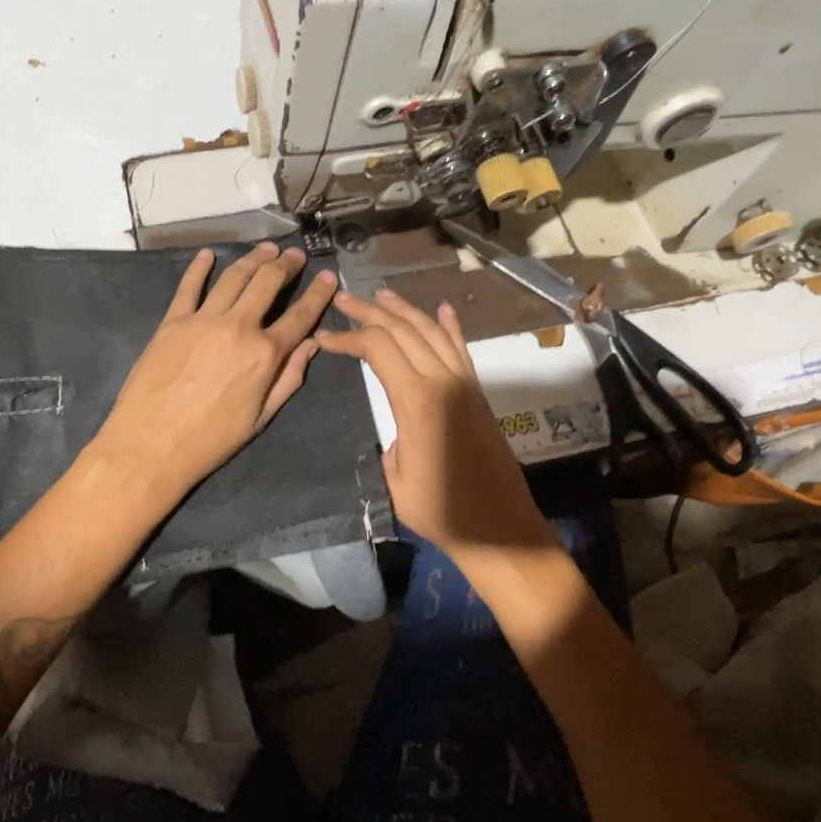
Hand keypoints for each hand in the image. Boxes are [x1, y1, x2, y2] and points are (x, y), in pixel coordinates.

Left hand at [93, 243, 337, 501]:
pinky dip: (199, 268)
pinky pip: (188, 287)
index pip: (300, 316)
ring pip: (233, 278)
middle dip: (285, 265)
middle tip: (295, 255)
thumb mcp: (261, 418)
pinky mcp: (172, 322)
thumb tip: (310, 346)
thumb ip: (288, 378)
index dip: (317, 294)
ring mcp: (202, 320)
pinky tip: (208, 255)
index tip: (327, 277)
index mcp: (265, 354)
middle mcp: (238, 328)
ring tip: (265, 249)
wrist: (152, 445)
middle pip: (267, 284)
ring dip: (253, 259)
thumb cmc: (211, 440)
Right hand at [316, 290, 545, 552]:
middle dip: (370, 311)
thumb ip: (386, 439)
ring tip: (380, 295)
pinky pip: (462, 349)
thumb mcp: (393, 478)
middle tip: (343, 298)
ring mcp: (464, 384)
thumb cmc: (439, 511)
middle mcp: (443, 382)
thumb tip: (388, 427)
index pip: (378, 348)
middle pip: (403, 330)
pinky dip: (449, 326)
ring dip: (405, 310)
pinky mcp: (478, 392)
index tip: (323, 337)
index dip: (347, 337)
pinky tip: (441, 309)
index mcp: (416, 401)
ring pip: (432, 331)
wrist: (497, 526)